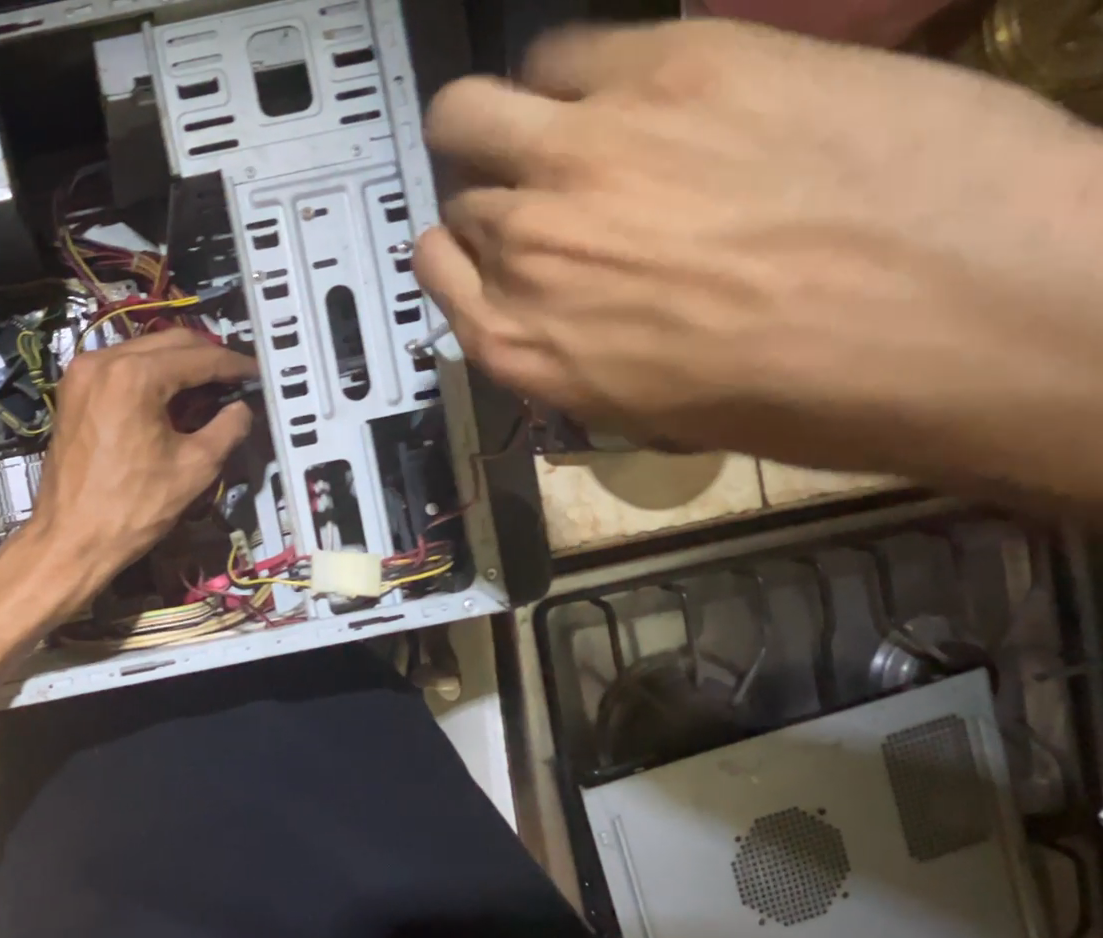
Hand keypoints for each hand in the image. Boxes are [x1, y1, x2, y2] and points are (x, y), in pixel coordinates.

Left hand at [22, 328, 256, 597]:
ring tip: (207, 386)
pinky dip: (149, 374)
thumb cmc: (131, 508)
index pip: (198, 357)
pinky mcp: (72, 391)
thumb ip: (227, 428)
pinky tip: (170, 396)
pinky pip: (120, 367)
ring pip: (144, 350)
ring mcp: (81, 373)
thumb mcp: (194, 468)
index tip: (256, 373)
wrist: (69, 539)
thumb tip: (242, 409)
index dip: (234, 364)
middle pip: (170, 342)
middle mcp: (102, 360)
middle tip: (236, 378)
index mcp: (134, 375)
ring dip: (178, 363)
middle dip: (207, 356)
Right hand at [415, 20, 1102, 508]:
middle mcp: (523, 248)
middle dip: (496, 195)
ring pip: (470, 113)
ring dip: (501, 124)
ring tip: (565, 124)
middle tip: (551, 187)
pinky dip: (570, 73)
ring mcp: (582, 154)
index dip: (470, 255)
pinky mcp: (662, 68)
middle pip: (463, 199)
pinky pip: (559, 53)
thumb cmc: (812, 392)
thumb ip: (561, 340)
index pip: (439, 268)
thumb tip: (547, 292)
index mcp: (518, 344)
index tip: (502, 247)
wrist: (978, 310)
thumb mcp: (643, 404)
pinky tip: (630, 89)